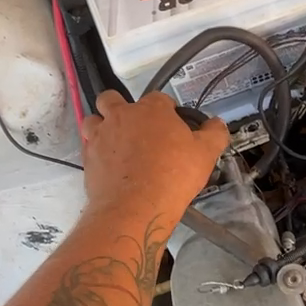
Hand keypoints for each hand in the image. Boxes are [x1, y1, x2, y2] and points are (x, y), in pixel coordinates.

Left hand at [82, 91, 230, 219]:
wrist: (136, 207)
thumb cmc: (174, 176)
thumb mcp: (206, 154)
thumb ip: (214, 134)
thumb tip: (217, 124)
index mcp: (152, 110)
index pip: (159, 98)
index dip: (167, 110)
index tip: (173, 125)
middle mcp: (122, 115)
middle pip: (112, 98)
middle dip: (122, 107)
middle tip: (136, 128)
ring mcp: (101, 136)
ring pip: (93, 120)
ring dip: (102, 126)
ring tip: (117, 143)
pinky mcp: (88, 158)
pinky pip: (88, 147)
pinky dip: (98, 152)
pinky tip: (111, 166)